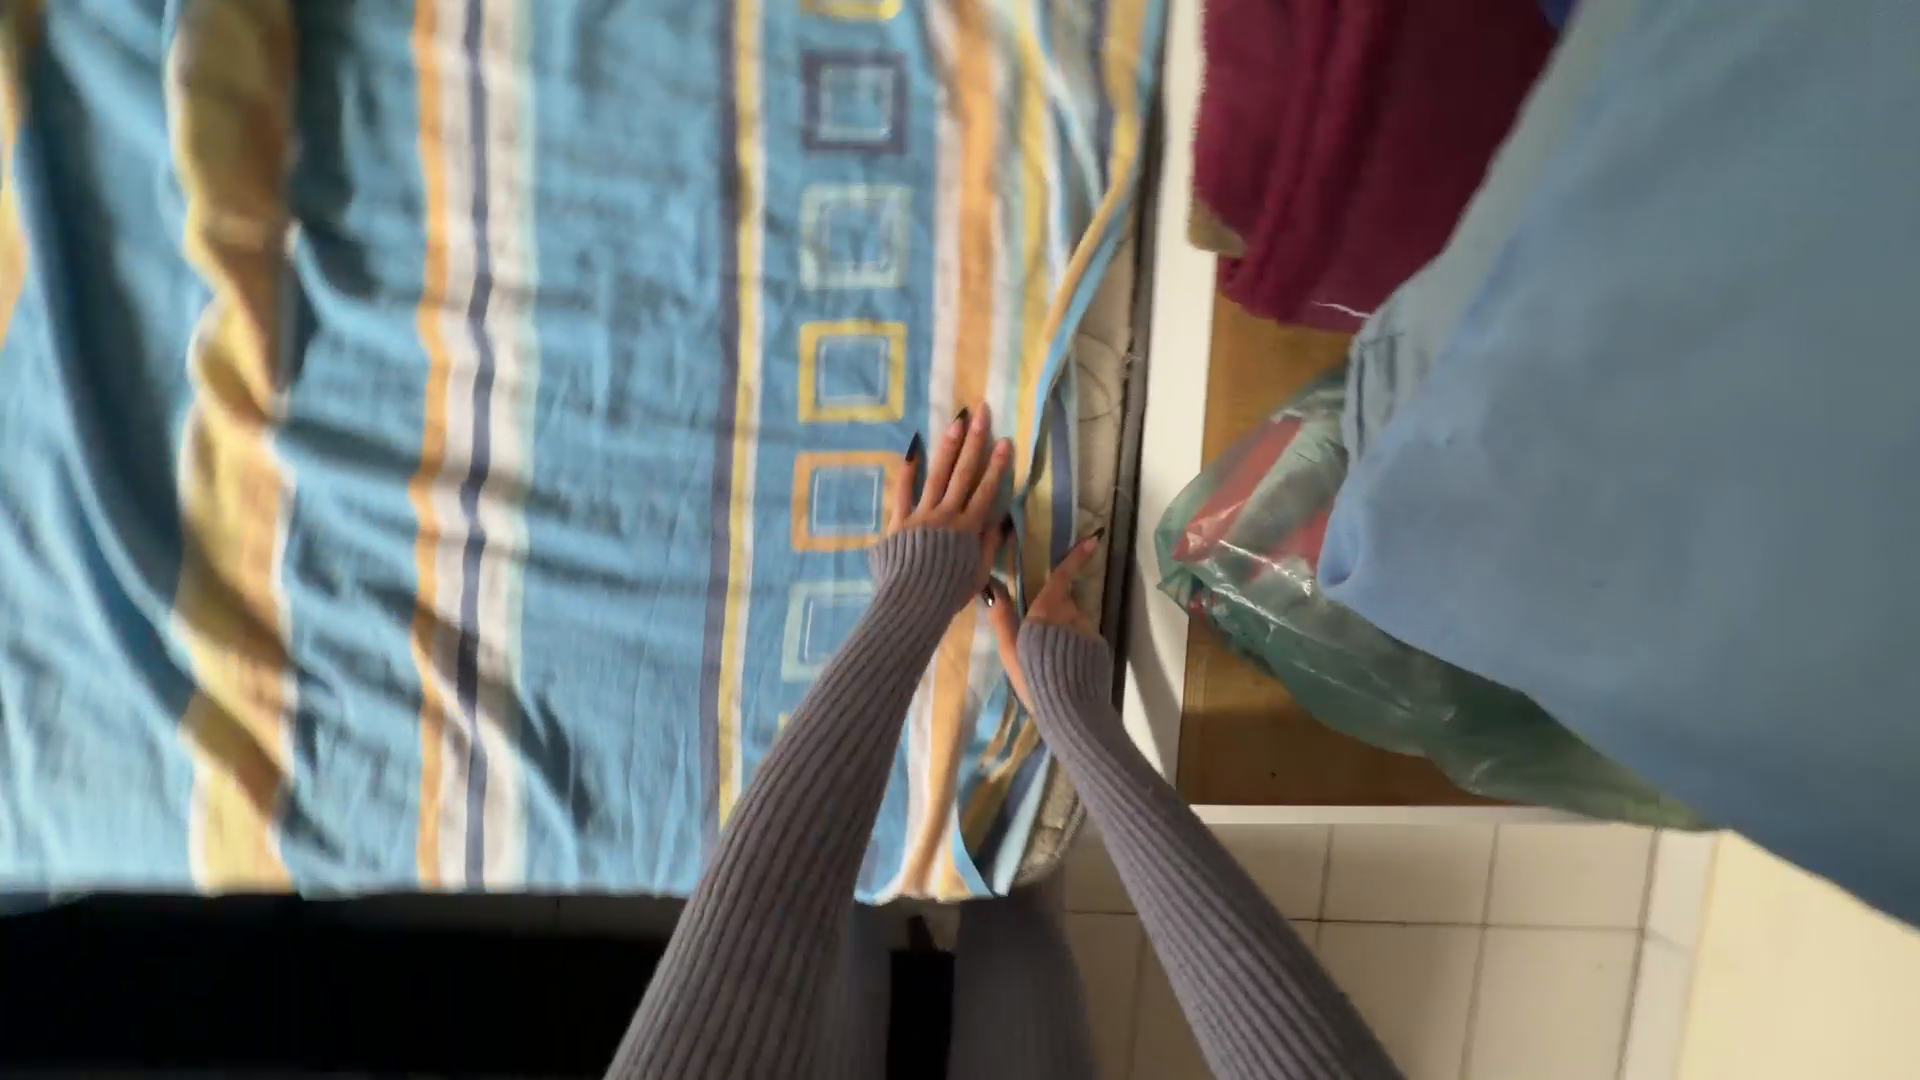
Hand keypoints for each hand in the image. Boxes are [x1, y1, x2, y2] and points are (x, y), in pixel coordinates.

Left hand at [885, 402, 1012, 599]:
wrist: (912, 601)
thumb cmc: (948, 593)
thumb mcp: (978, 573)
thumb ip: (989, 545)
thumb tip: (1001, 520)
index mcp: (967, 528)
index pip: (986, 491)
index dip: (997, 466)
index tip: (1005, 441)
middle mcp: (946, 514)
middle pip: (963, 473)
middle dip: (974, 442)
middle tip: (981, 413)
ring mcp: (921, 514)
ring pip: (937, 475)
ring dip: (948, 447)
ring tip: (955, 422)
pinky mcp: (900, 520)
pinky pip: (903, 492)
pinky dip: (907, 471)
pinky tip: (912, 451)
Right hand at [982, 530, 1102, 710]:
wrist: (1070, 710)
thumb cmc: (1033, 678)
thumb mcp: (1009, 651)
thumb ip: (1002, 619)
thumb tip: (994, 590)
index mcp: (1046, 611)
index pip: (1060, 578)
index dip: (1075, 558)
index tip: (1092, 541)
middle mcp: (1070, 615)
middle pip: (1063, 603)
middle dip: (1055, 610)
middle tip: (1040, 637)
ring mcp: (1088, 631)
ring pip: (1074, 621)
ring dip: (1064, 631)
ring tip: (1051, 658)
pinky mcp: (1099, 648)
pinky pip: (1084, 638)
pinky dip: (1075, 646)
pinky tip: (1066, 666)